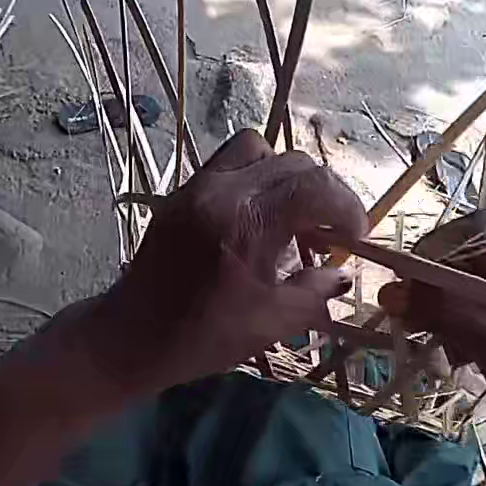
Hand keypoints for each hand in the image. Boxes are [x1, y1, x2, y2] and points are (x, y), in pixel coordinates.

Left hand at [87, 130, 364, 391]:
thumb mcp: (272, 323)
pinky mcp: (182, 191)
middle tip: (326, 231)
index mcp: (248, 225)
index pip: (316, 186)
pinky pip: (228, 162)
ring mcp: (198, 186)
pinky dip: (255, 176)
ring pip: (258, 147)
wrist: (132, 336)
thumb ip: (316, 291)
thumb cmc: (203, 337)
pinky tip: (257, 215)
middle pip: (293, 162)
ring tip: (290, 214)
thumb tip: (342, 272)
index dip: (347, 207)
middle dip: (322, 193)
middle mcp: (223, 191)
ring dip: (286, 175)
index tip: (354, 237)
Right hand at [380, 211, 485, 443]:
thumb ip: (446, 310)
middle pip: (474, 262)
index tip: (406, 272)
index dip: (442, 247)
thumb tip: (389, 292)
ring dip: (439, 309)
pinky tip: (450, 354)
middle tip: (402, 308)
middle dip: (435, 283)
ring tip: (420, 333)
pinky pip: (473, 319)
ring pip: (468, 292)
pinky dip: (454, 330)